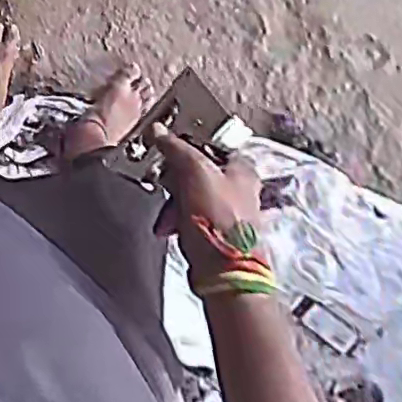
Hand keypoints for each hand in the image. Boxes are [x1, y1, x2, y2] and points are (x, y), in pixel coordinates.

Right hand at [151, 122, 262, 271]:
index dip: (185, 146)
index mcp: (243, 170)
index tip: (166, 150)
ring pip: (189, 192)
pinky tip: (169, 225)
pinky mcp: (216, 231)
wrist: (223, 270)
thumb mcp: (194, 171)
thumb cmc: (217, 218)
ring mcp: (229, 211)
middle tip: (165, 183)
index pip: (209, 144)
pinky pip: (188, 214)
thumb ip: (176, 147)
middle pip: (195, 169)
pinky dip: (176, 218)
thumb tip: (158, 131)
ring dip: (172, 201)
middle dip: (174, 178)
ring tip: (167, 212)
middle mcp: (240, 189)